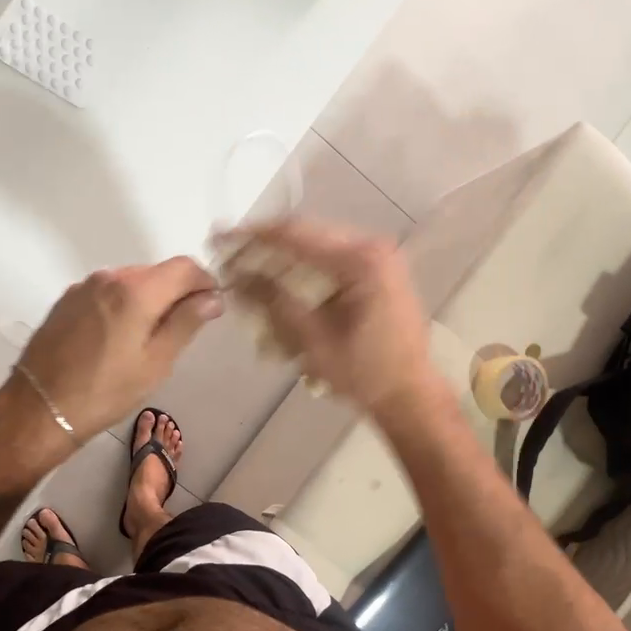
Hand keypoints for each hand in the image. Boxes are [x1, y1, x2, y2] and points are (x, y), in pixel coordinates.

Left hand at [4, 257, 221, 446]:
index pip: (185, 267)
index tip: (209, 309)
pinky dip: (121, 306)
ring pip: (129, 282)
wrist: (40, 407)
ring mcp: (84, 287)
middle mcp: (109, 277)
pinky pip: (106, 294)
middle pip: (156, 272)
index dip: (204, 283)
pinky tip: (115, 340)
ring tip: (144, 342)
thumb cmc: (106, 391)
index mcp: (136, 290)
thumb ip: (186, 323)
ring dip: (147, 301)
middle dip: (175, 294)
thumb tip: (212, 298)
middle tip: (178, 333)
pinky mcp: (66, 301)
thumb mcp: (155, 363)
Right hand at [221, 219, 437, 416]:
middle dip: (265, 255)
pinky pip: (331, 266)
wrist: (411, 395)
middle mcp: (371, 248)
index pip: (294, 234)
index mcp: (359, 259)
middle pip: (304, 238)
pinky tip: (285, 301)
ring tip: (254, 287)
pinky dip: (305, 281)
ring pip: (315, 252)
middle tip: (232, 266)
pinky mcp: (377, 275)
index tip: (220, 239)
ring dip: (283, 269)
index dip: (252, 237)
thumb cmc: (364, 374)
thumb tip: (236, 277)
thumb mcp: (312, 340)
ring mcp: (378, 260)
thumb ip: (273, 302)